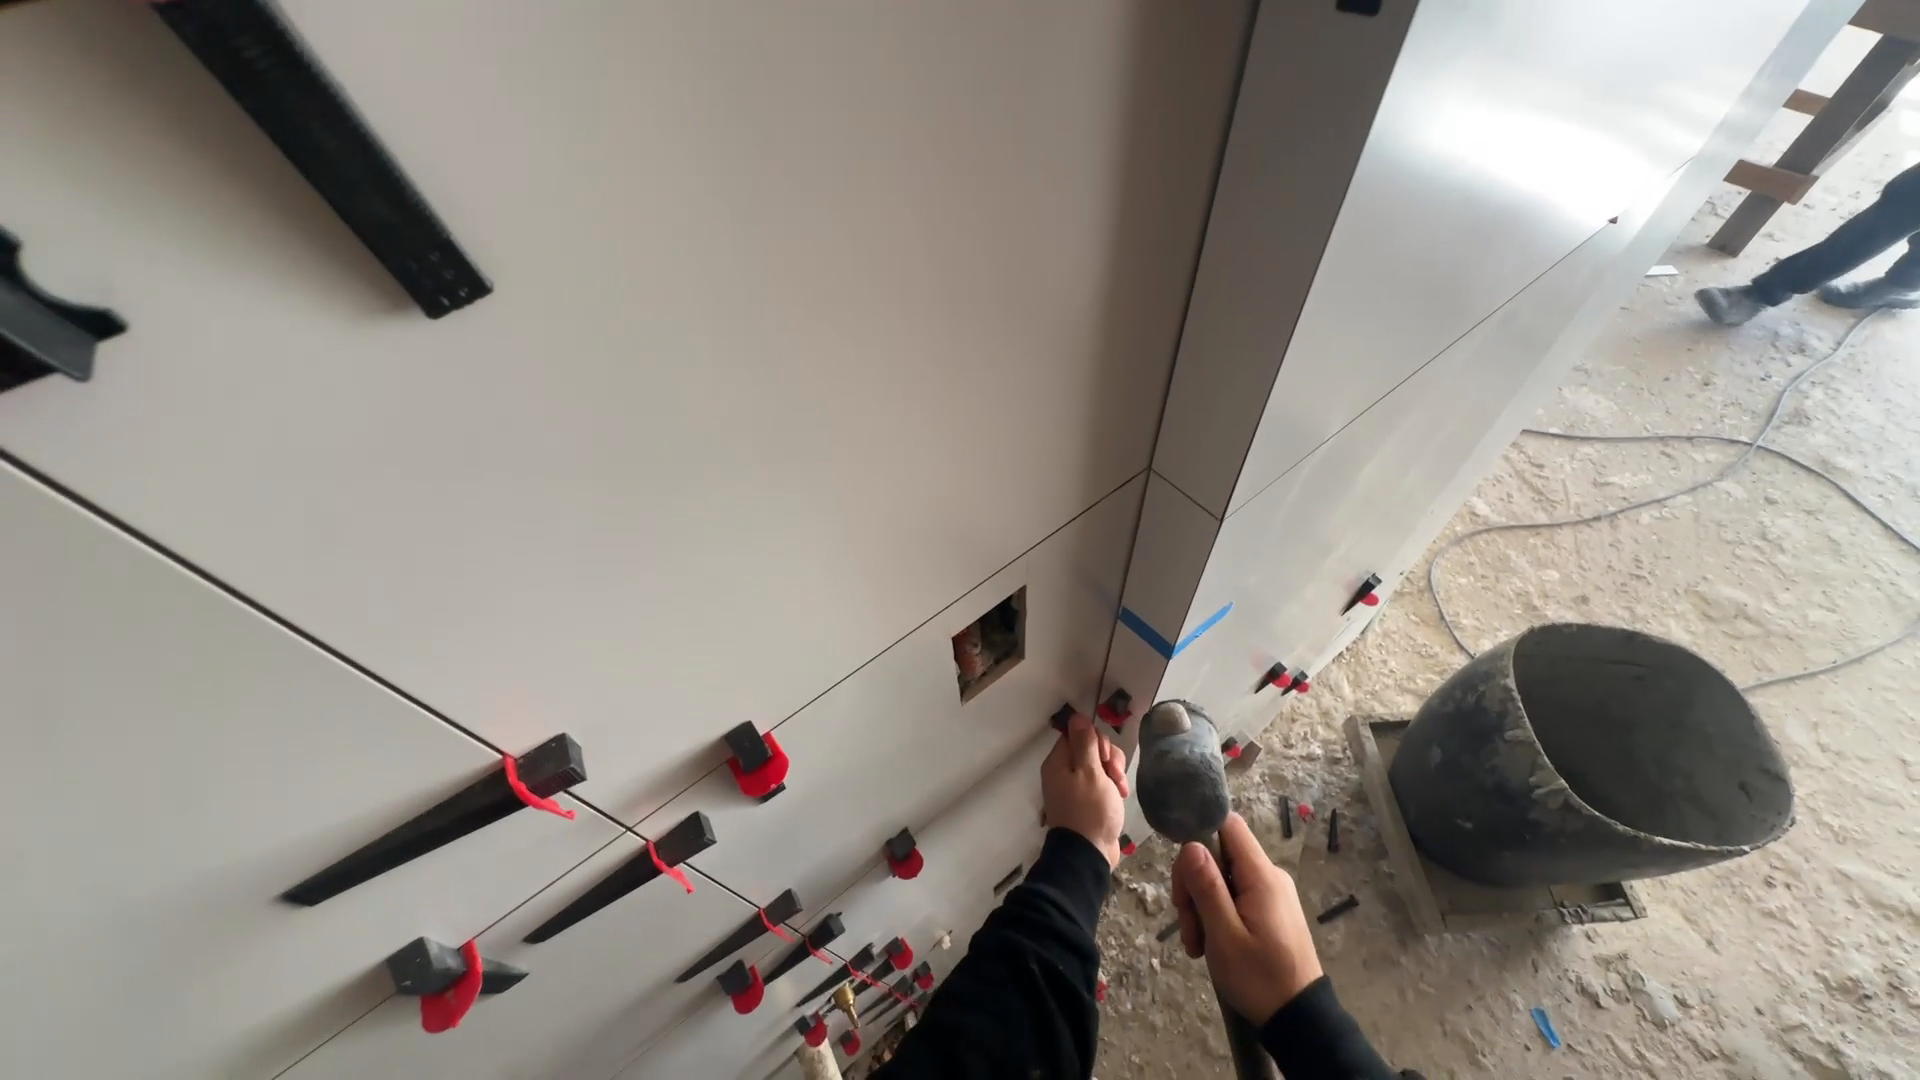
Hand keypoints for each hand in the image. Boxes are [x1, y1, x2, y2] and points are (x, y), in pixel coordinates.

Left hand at [1041, 711, 1129, 867]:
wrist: (1088, 854)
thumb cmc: (1089, 811)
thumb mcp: (1090, 773)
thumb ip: (1085, 744)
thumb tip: (1077, 716)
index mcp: (1058, 762)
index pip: (1077, 734)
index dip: (1096, 741)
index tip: (1105, 757)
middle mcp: (1063, 772)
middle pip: (1089, 748)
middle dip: (1109, 758)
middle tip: (1115, 774)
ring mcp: (1075, 787)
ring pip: (1098, 765)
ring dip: (1114, 773)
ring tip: (1119, 790)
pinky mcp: (1087, 801)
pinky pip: (1101, 783)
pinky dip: (1111, 787)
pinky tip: (1119, 797)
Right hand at [1170, 812, 1322, 1023]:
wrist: (1299, 1021)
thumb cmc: (1260, 979)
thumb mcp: (1225, 936)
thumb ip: (1207, 887)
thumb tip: (1190, 845)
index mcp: (1261, 876)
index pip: (1228, 824)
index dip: (1199, 833)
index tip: (1182, 869)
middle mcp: (1269, 876)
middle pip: (1218, 854)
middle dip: (1194, 883)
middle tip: (1186, 923)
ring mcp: (1270, 893)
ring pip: (1222, 878)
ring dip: (1201, 905)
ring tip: (1196, 943)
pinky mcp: (1269, 909)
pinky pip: (1234, 896)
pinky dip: (1215, 914)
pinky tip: (1208, 944)